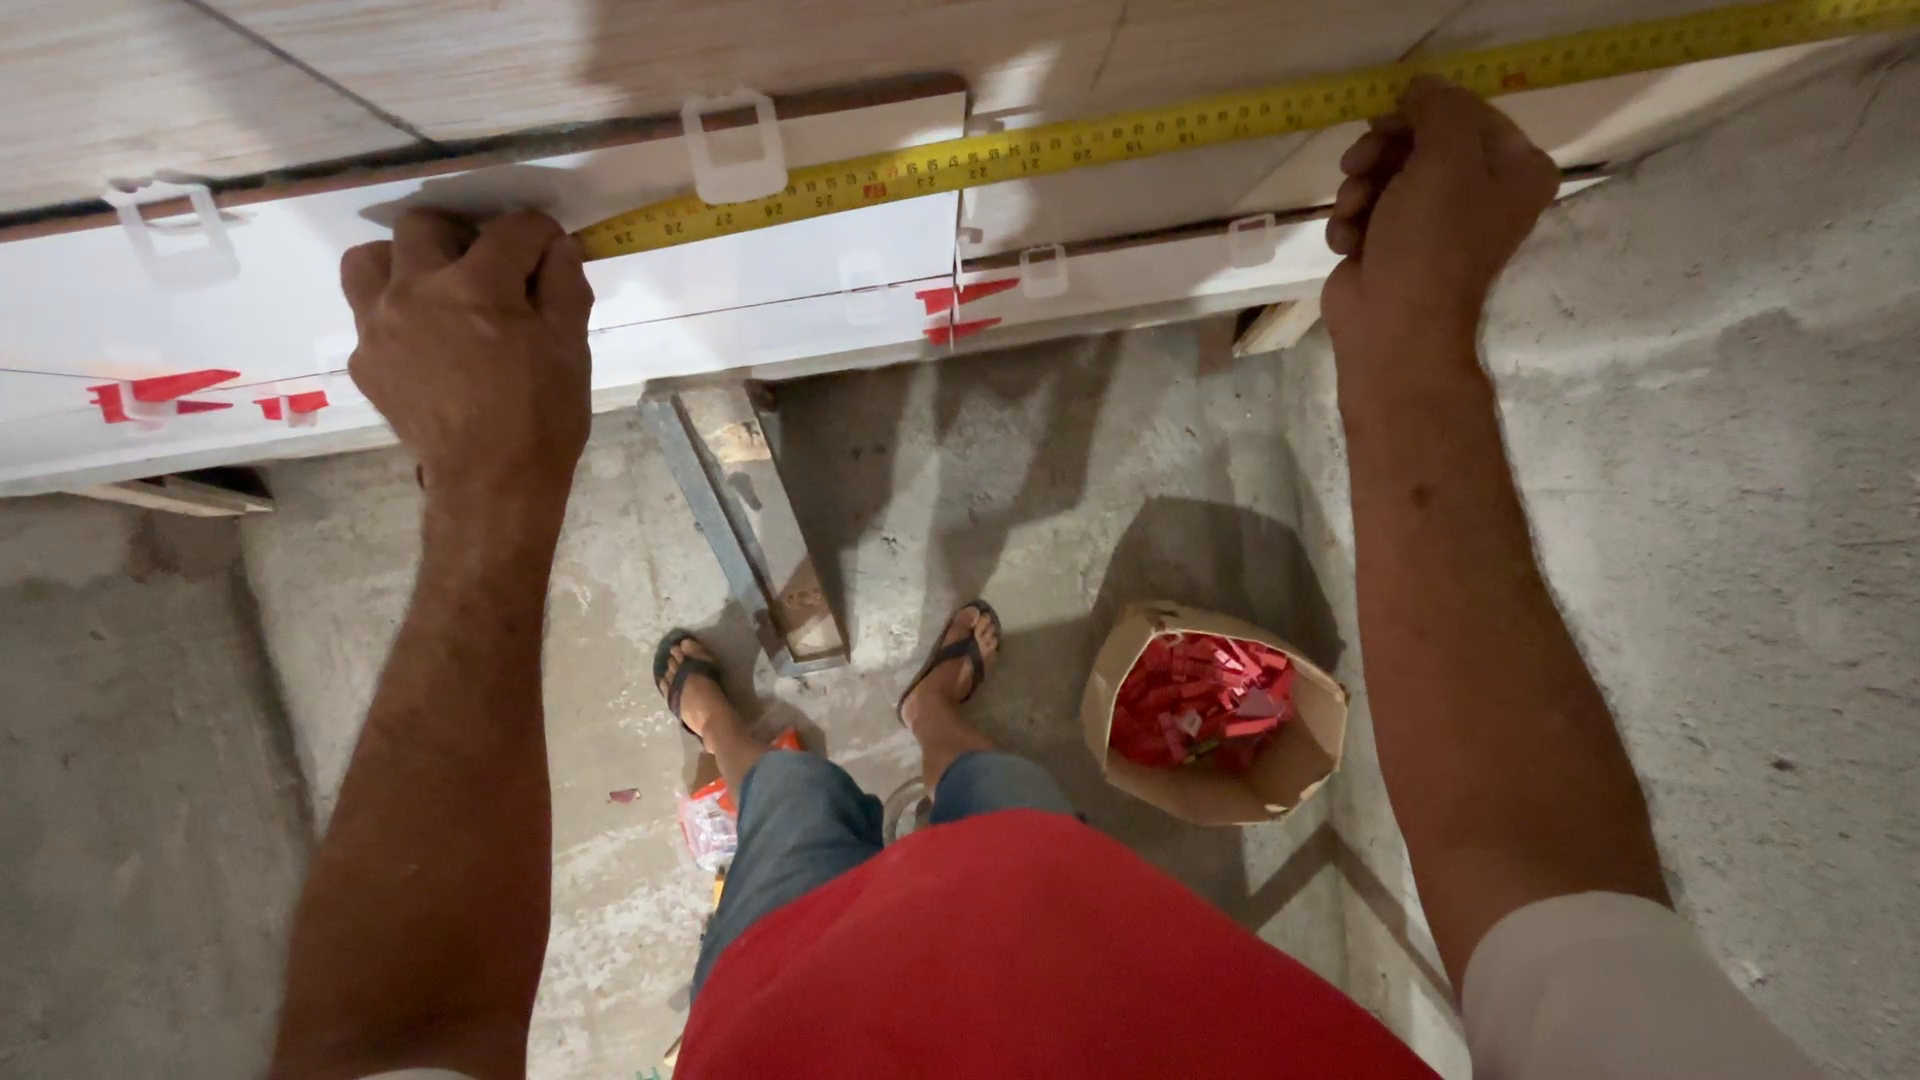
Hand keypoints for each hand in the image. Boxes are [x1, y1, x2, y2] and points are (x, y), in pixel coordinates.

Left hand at [341, 209, 593, 504]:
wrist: (492, 481)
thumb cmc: (544, 417)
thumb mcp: (571, 350)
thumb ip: (565, 288)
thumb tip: (557, 248)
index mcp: (478, 288)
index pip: (510, 231)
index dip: (539, 232)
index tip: (552, 247)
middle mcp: (416, 291)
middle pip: (425, 224)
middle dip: (464, 233)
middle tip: (492, 265)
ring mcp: (378, 324)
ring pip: (372, 259)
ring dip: (407, 261)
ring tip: (438, 290)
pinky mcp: (364, 359)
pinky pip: (370, 314)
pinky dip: (399, 315)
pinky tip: (431, 345)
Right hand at [1321, 76, 1557, 355]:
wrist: (1392, 326)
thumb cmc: (1430, 242)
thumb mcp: (1444, 158)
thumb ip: (1438, 110)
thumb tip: (1422, 86)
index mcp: (1515, 171)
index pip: (1467, 115)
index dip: (1420, 113)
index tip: (1384, 118)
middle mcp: (1477, 196)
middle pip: (1419, 145)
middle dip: (1380, 153)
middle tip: (1356, 164)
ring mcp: (1429, 226)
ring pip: (1383, 179)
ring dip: (1357, 191)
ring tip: (1351, 211)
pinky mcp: (1388, 249)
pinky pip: (1364, 216)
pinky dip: (1350, 225)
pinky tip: (1348, 244)